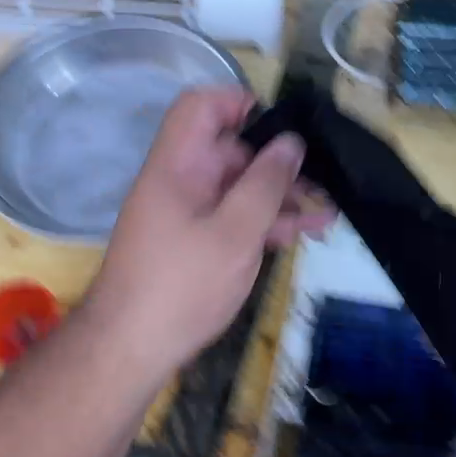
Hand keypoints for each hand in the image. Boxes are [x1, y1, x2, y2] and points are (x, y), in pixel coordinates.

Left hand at [79, 88, 334, 381]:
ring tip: (327, 216)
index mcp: (178, 165)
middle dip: (278, 164)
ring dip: (281, 198)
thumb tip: (291, 142)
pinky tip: (302, 235)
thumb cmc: (181, 286)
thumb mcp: (235, 233)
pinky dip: (265, 222)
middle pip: (231, 151)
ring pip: (239, 187)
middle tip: (323, 182)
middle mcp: (181, 180)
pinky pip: (234, 216)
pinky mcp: (194, 241)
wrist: (128, 353)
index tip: (281, 127)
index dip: (239, 103)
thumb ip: (266, 184)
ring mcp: (187, 213)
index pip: (200, 107)